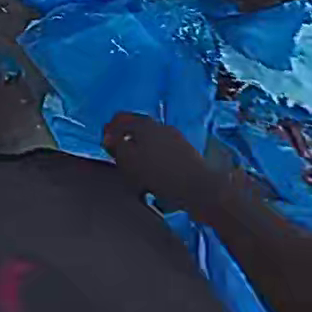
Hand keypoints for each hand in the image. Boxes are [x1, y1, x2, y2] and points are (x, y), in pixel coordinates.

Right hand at [103, 113, 220, 213]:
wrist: (205, 192)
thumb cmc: (162, 175)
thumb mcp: (130, 161)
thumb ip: (116, 147)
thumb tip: (108, 138)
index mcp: (143, 123)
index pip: (119, 119)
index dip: (109, 132)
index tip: (106, 148)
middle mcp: (159, 126)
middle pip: (136, 131)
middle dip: (127, 144)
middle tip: (121, 161)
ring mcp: (175, 140)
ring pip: (151, 144)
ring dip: (142, 156)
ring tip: (138, 175)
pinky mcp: (187, 156)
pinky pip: (164, 157)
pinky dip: (157, 165)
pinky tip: (156, 182)